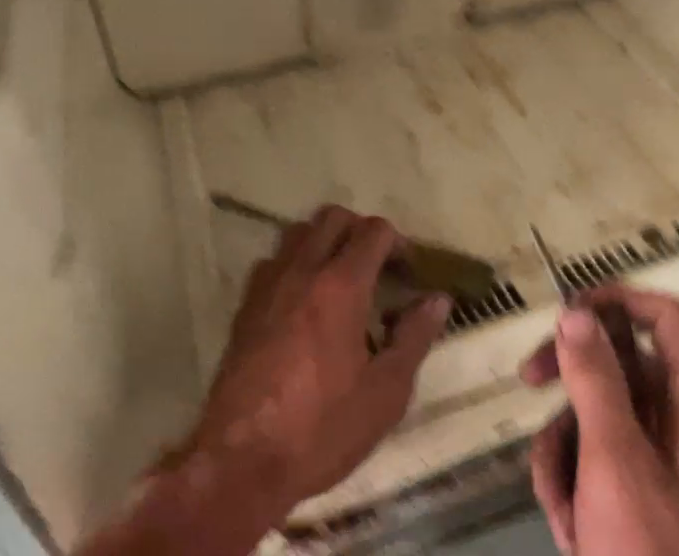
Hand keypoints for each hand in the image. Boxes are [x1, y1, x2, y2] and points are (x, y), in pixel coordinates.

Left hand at [175, 205, 452, 512]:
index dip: (398, 243)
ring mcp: (266, 287)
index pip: (373, 232)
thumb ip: (414, 337)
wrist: (241, 461)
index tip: (409, 273)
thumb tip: (437, 299)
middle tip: (379, 268)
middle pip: (332, 218)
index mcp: (341, 286)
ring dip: (324, 242)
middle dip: (361, 231)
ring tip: (341, 281)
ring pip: (297, 234)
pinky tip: (304, 305)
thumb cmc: (323, 429)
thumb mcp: (386, 392)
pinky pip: (272, 263)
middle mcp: (301, 272)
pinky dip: (294, 266)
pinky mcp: (243, 309)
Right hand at [520, 285, 678, 555]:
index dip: (617, 299)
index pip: (666, 316)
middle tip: (527, 381)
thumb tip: (575, 311)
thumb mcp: (616, 464)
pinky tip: (574, 529)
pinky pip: (604, 462)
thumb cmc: (655, 554)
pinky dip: (579, 485)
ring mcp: (671, 463)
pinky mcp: (652, 497)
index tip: (564, 310)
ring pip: (603, 417)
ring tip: (563, 506)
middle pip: (624, 366)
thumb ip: (595, 382)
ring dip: (567, 452)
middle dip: (572, 385)